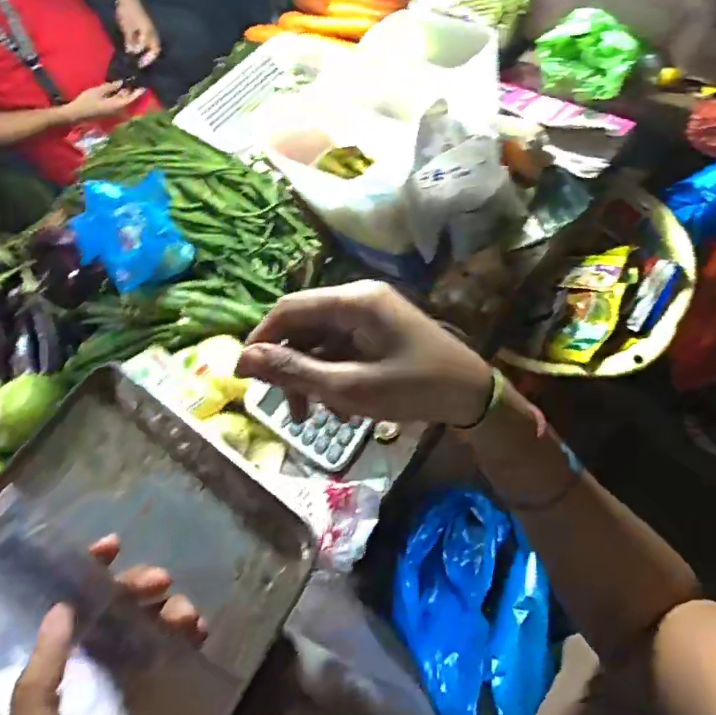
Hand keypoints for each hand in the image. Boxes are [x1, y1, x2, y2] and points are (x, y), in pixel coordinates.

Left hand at [6, 537, 204, 714]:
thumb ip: (38, 687)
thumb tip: (60, 607)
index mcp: (53, 677)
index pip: (68, 609)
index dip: (88, 572)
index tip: (114, 545)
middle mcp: (89, 669)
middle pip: (113, 610)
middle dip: (138, 587)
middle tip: (162, 582)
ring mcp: (123, 684)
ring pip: (147, 626)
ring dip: (168, 610)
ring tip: (188, 617)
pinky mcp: (155, 700)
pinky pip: (170, 653)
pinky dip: (184, 637)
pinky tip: (198, 634)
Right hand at [59, 81, 144, 123]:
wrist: (75, 114)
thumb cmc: (86, 102)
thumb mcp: (98, 91)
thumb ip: (111, 87)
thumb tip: (122, 82)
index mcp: (118, 105)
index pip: (132, 98)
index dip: (138, 91)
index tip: (144, 85)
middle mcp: (119, 110)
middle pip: (129, 99)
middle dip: (133, 91)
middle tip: (137, 81)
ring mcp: (114, 111)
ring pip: (123, 101)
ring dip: (126, 93)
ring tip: (129, 82)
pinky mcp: (109, 111)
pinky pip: (118, 102)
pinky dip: (120, 96)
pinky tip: (118, 89)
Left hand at [114, 0, 160, 65]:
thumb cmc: (128, 11)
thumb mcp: (127, 27)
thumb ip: (131, 40)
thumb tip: (132, 53)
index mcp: (150, 33)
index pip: (154, 50)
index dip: (148, 59)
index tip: (139, 65)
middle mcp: (152, 32)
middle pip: (154, 48)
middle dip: (148, 57)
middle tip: (138, 63)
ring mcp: (149, 29)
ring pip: (150, 44)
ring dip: (144, 51)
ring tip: (135, 58)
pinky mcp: (143, 26)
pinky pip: (145, 39)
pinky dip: (141, 45)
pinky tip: (133, 47)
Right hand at [235, 280, 490, 424]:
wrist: (473, 395)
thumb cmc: (415, 388)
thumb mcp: (350, 387)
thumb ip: (295, 372)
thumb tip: (244, 359)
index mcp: (354, 300)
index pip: (289, 309)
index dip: (260, 341)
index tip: (243, 378)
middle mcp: (360, 298)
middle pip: (303, 325)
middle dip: (288, 366)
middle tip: (287, 409)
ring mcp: (371, 314)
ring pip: (320, 340)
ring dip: (310, 376)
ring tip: (314, 416)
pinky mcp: (380, 331)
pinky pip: (341, 347)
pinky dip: (332, 374)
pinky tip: (339, 408)